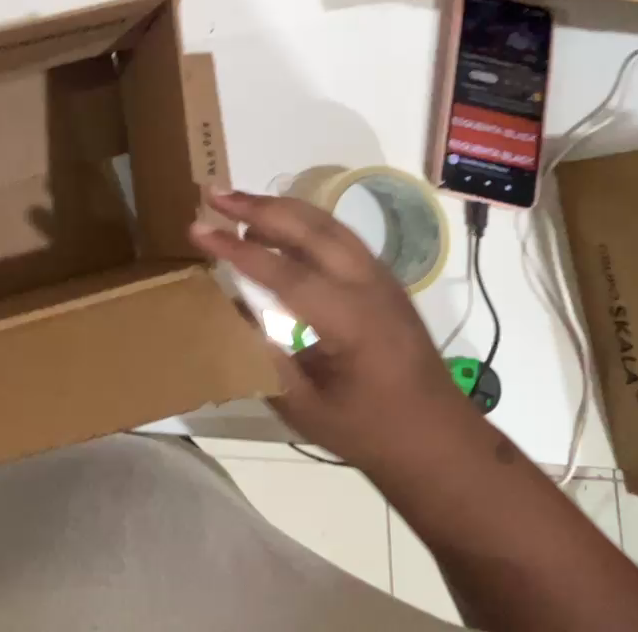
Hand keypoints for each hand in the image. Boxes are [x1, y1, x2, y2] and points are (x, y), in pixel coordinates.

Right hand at [191, 189, 481, 472]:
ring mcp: (382, 279)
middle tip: (213, 195)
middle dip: (259, 208)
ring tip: (236, 201)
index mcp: (352, 323)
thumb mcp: (304, 407)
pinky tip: (274, 224)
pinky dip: (301, 220)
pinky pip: (339, 235)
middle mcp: (370, 288)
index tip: (196, 230)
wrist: (441, 443)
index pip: (285, 273)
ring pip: (327, 224)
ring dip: (280, 207)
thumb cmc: (369, 432)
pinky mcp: (383, 279)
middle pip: (310, 230)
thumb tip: (227, 310)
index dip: (237, 249)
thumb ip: (261, 356)